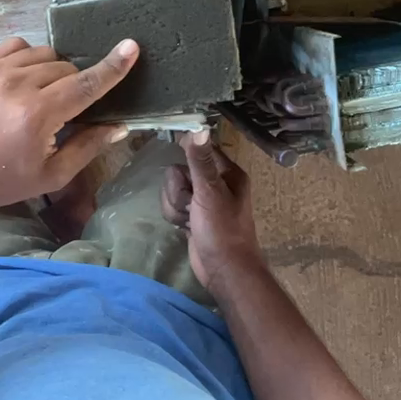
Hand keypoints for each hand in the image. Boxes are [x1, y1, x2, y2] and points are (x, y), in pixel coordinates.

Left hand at [0, 37, 137, 216]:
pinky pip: (17, 46)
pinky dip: (29, 57)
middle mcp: (18, 85)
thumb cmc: (0, 182)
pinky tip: (26, 78)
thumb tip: (118, 125)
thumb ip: (87, 146)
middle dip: (76, 86)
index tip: (131, 47)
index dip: (112, 67)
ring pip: (44, 54)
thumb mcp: (51, 175)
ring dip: (54, 71)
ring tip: (45, 96)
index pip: (86, 83)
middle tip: (67, 111)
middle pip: (67, 68)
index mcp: (38, 114)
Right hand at [171, 130, 263, 287]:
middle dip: (178, 189)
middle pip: (180, 170)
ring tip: (188, 219)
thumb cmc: (222, 230)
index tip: (176, 158)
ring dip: (175, 205)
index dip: (186, 153)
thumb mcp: (209, 192)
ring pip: (172, 189)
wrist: (224, 271)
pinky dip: (175, 216)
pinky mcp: (192, 216)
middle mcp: (216, 183)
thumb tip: (198, 127)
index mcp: (228, 173)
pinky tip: (184, 227)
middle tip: (191, 204)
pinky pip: (173, 205)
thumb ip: (200, 161)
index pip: (201, 149)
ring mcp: (203, 201)